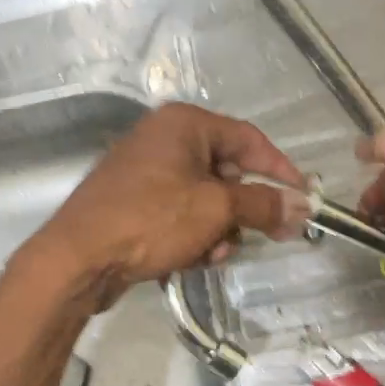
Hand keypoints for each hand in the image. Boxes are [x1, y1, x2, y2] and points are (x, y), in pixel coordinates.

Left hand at [15, 103, 306, 309]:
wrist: (80, 258)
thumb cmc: (151, 221)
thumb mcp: (216, 210)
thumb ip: (263, 205)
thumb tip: (302, 206)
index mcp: (184, 125)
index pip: (250, 140)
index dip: (281, 171)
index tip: (304, 200)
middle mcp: (164, 140)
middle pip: (227, 174)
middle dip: (241, 212)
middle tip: (256, 238)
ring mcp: (145, 174)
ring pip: (204, 202)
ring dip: (215, 232)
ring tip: (208, 255)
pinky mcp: (133, 206)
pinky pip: (178, 218)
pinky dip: (189, 239)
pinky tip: (184, 261)